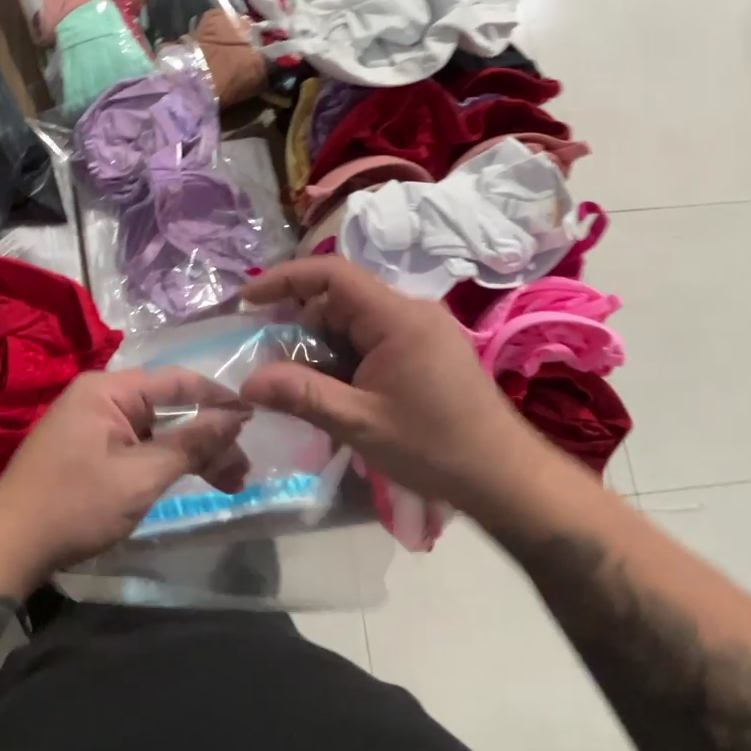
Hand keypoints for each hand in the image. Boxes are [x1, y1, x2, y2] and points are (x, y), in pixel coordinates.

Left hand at [0, 368, 252, 581]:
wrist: (9, 547)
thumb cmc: (74, 506)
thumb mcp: (139, 476)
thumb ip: (190, 444)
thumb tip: (236, 417)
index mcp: (107, 390)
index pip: (177, 381)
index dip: (219, 398)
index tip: (256, 419)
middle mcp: (99, 398)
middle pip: (168, 407)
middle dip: (209, 435)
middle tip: (243, 469)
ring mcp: (92, 424)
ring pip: (156, 429)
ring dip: (192, 453)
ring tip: (230, 482)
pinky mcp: (89, 450)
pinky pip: (138, 445)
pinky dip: (166, 462)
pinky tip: (192, 479)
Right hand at [238, 257, 544, 508]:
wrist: (503, 476)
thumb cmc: (434, 448)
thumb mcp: (359, 423)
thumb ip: (302, 395)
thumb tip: (247, 382)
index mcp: (397, 317)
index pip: (331, 274)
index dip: (284, 280)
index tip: (248, 301)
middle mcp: (411, 312)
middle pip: (339, 301)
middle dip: (300, 328)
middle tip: (271, 366)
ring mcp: (422, 330)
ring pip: (354, 323)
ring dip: (322, 349)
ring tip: (301, 389)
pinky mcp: (427, 350)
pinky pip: (373, 340)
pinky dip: (346, 360)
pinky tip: (335, 394)